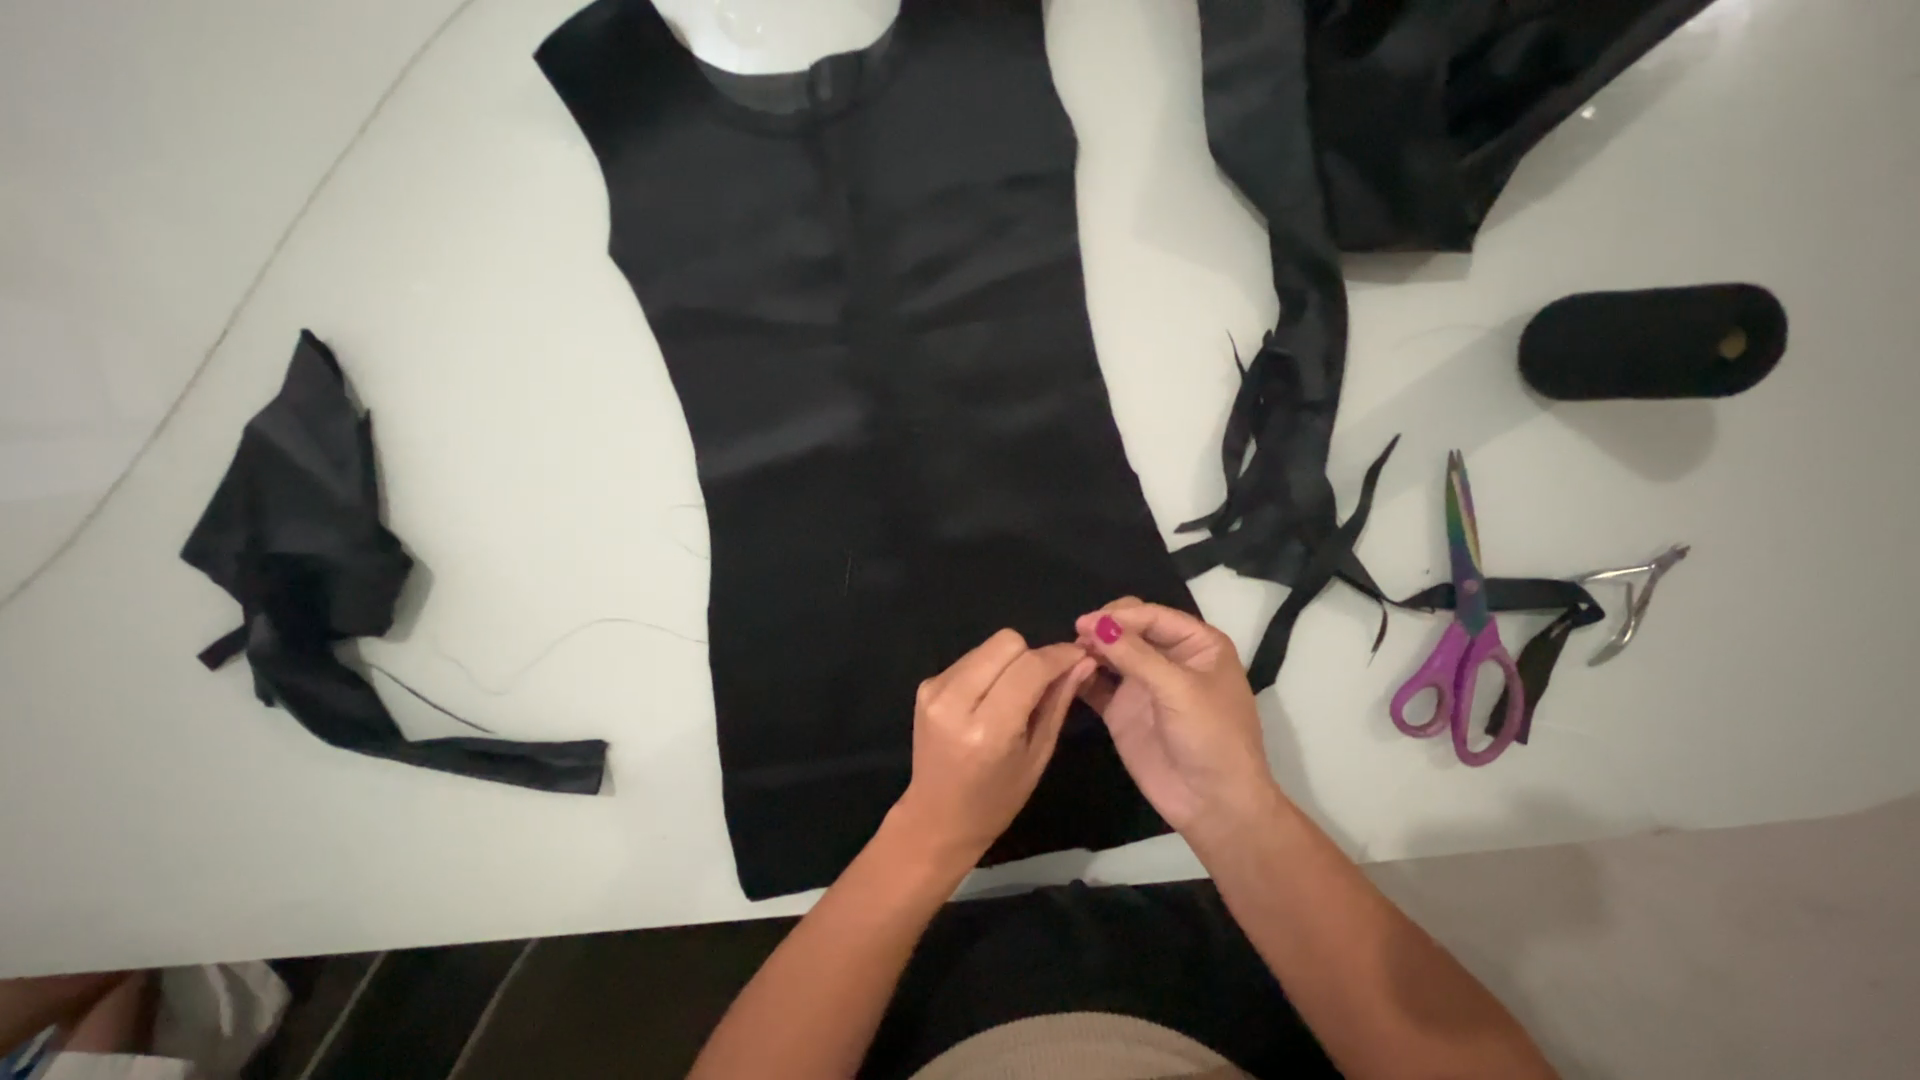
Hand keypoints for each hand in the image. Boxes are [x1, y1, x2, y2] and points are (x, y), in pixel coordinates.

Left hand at [892, 630, 1095, 863]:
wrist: (936, 817)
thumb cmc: (996, 799)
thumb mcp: (1037, 756)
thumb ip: (1058, 703)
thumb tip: (1084, 662)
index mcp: (988, 729)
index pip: (1030, 667)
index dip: (1060, 655)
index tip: (1081, 656)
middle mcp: (955, 701)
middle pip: (1007, 642)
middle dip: (1033, 656)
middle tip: (1044, 682)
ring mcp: (934, 690)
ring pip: (989, 646)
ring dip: (1011, 661)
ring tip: (1015, 694)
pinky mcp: (925, 685)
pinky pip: (970, 658)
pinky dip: (989, 669)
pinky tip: (989, 698)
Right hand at [1074, 599, 1282, 835]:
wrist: (1214, 804)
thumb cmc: (1211, 737)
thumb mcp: (1178, 689)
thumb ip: (1135, 655)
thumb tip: (1095, 624)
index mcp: (1198, 644)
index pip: (1153, 616)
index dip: (1120, 616)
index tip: (1086, 622)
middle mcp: (1170, 658)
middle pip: (1129, 629)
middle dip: (1104, 630)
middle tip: (1077, 638)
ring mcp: (1144, 685)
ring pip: (1111, 654)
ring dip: (1090, 650)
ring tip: (1069, 654)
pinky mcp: (1123, 710)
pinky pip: (1098, 684)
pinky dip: (1082, 677)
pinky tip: (1067, 674)